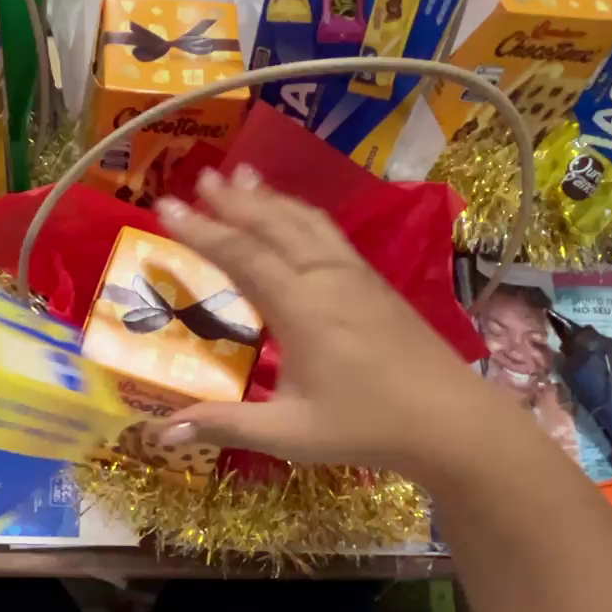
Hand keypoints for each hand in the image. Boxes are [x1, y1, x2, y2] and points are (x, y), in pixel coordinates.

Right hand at [155, 167, 532, 489]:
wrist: (449, 420)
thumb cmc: (365, 426)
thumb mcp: (288, 433)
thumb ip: (225, 425)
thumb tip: (161, 435)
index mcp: (301, 309)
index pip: (243, 256)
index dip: (202, 231)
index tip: (166, 207)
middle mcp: (327, 279)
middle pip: (275, 224)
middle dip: (234, 200)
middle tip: (200, 177)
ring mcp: (355, 276)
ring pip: (306, 222)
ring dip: (270, 198)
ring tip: (242, 176)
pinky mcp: (375, 283)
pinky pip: (328, 234)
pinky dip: (300, 214)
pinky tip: (295, 217)